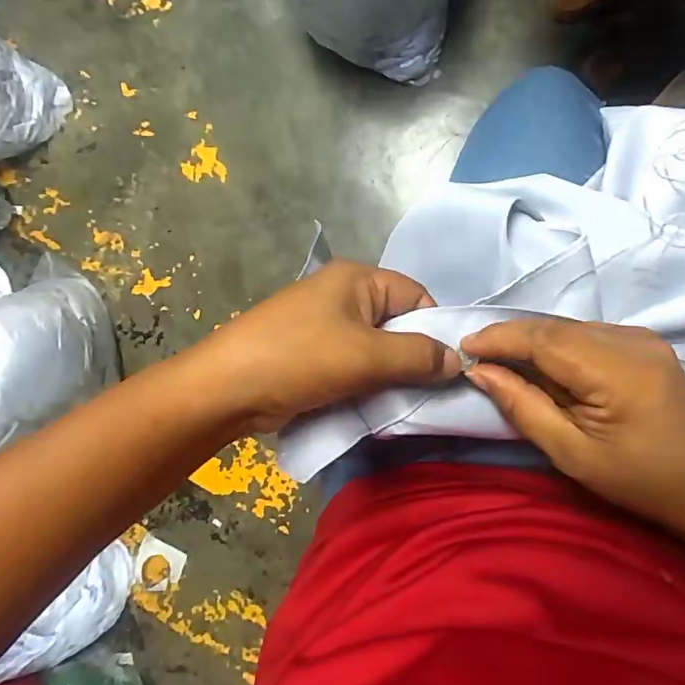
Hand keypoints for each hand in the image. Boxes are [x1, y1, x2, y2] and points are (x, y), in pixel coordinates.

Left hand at [195, 260, 459, 432]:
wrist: (226, 388)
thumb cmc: (299, 359)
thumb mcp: (367, 356)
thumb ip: (418, 356)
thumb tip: (458, 359)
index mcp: (356, 278)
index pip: (416, 294)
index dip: (435, 328)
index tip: (449, 368)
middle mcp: (342, 295)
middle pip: (396, 322)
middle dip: (413, 357)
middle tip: (428, 393)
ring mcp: (323, 325)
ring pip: (375, 349)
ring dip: (388, 375)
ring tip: (400, 403)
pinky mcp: (310, 354)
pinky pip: (352, 365)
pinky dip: (364, 384)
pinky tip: (372, 406)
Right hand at [460, 319, 684, 538]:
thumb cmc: (639, 480)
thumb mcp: (572, 454)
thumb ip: (524, 406)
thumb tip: (480, 371)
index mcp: (619, 373)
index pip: (546, 340)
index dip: (501, 339)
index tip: (463, 347)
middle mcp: (634, 342)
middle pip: (555, 328)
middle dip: (510, 337)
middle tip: (474, 353)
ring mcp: (642, 337)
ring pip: (568, 326)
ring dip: (530, 339)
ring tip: (498, 357)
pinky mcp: (643, 340)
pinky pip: (585, 333)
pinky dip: (554, 343)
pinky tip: (538, 361)